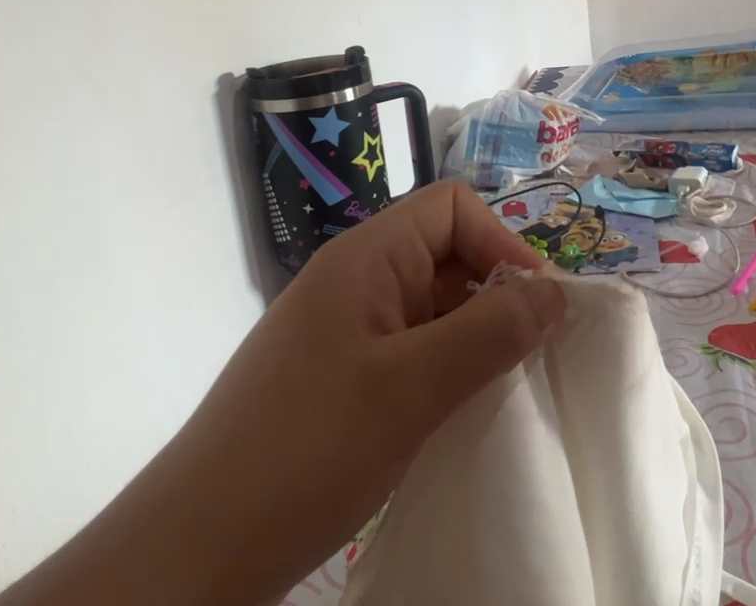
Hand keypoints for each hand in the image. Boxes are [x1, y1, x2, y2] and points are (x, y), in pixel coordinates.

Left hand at [0, 180, 567, 605]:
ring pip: (433, 307)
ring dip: (475, 338)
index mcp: (365, 258)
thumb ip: (492, 330)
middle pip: (447, 254)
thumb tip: (557, 292)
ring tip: (499, 391)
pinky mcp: (341, 378)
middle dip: (496, 294)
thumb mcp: (413, 387)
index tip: (535, 308)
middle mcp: (355, 282)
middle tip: (528, 357)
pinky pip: (412, 351)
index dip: (502, 242)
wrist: (198, 548)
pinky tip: (458, 414)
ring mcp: (345, 331)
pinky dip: (446, 370)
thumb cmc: (308, 448)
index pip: (452, 208)